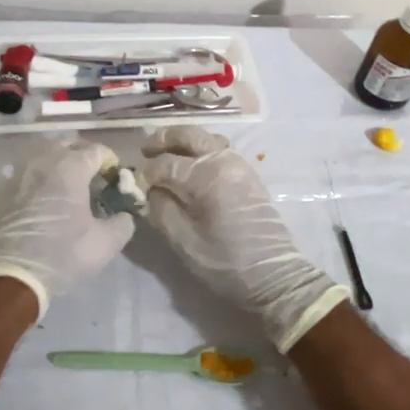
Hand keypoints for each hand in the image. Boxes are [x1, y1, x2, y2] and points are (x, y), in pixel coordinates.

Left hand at [0, 139, 135, 318]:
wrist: (9, 277)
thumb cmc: (62, 254)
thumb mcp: (105, 244)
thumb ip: (122, 223)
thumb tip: (124, 215)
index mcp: (70, 167)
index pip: (96, 150)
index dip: (110, 161)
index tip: (116, 179)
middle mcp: (43, 163)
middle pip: (66, 145)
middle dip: (83, 155)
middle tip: (94, 177)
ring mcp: (19, 176)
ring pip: (43, 158)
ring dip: (60, 165)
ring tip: (71, 188)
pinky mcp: (2, 194)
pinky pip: (28, 176)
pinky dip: (41, 180)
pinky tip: (47, 201)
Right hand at [137, 128, 349, 351]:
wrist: (274, 275)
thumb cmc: (226, 262)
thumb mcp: (184, 241)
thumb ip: (162, 210)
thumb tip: (149, 191)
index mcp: (207, 175)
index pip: (166, 163)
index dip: (146, 172)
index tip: (134, 184)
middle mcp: (224, 160)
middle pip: (189, 135)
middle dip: (164, 139)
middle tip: (145, 150)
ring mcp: (240, 164)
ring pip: (207, 138)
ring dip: (184, 141)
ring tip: (166, 155)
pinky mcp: (249, 174)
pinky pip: (221, 149)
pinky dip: (202, 149)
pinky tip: (190, 166)